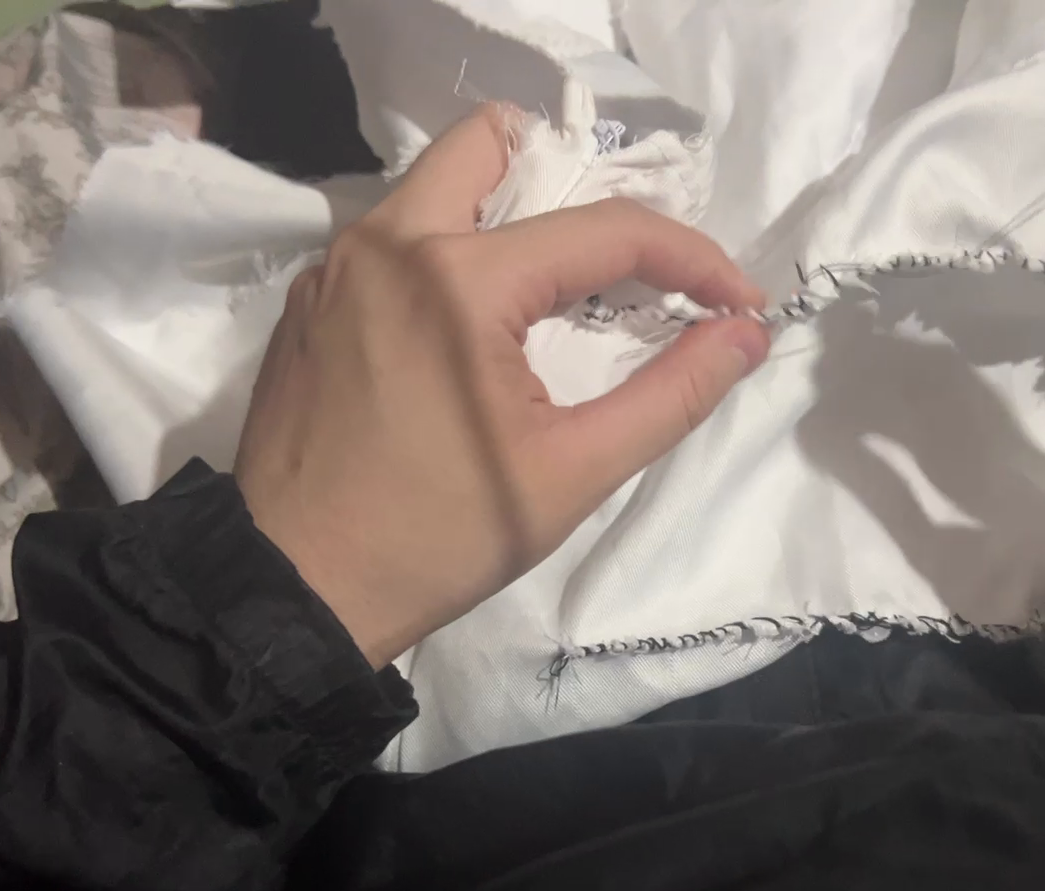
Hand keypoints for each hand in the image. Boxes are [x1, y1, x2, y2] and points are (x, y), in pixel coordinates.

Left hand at [234, 105, 771, 668]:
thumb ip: (671, 397)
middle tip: (621, 264)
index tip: (736, 303)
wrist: (300, 589)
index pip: (606, 231)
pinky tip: (466, 333)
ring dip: (509, 220)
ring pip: (436, 188)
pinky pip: (392, 240)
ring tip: (550, 296)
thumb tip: (744, 334)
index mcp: (458, 281)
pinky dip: (449, 257)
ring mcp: (334, 268)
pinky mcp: (309, 302)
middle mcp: (386, 243)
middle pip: (495, 148)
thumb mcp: (572, 474)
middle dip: (578, 189)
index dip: (693, 260)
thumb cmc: (441, 539)